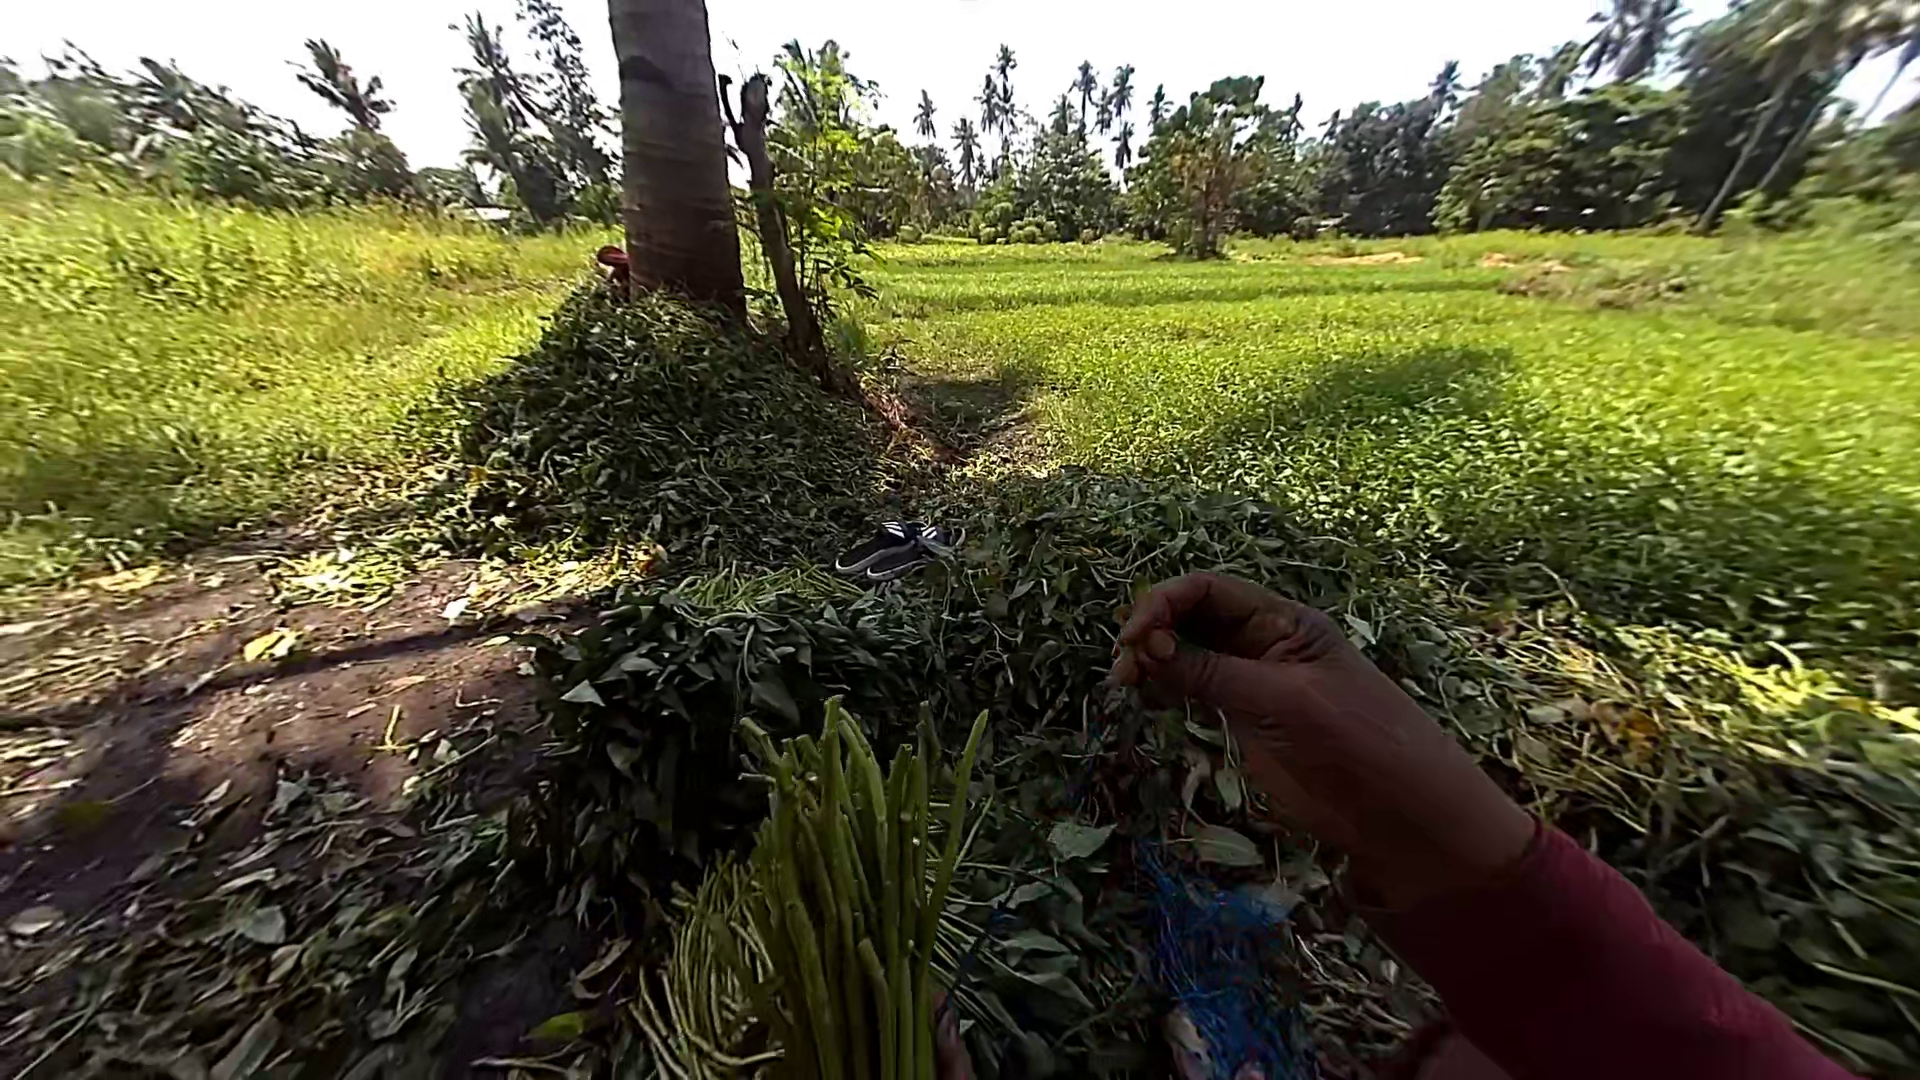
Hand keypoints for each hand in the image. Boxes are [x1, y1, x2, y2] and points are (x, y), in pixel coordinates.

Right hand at [1111, 573, 1533, 907]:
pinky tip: (1145, 694)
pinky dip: (1162, 683)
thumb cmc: (1356, 744)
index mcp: (1280, 620)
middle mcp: (1258, 640)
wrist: (1405, 821)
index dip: (1163, 602)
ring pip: (1183, 649)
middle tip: (1125, 665)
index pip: (1206, 590)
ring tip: (1126, 682)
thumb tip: (1144, 650)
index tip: (1135, 637)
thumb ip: (1212, 672)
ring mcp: (1246, 676)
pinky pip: (1189, 683)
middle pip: (1188, 615)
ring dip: (1150, 657)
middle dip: (1151, 629)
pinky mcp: (1239, 711)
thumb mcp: (1282, 700)